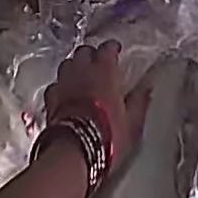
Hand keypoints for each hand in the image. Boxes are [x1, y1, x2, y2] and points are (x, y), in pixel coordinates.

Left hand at [42, 41, 149, 163]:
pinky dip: (62, 85)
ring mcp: (64, 82)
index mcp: (104, 72)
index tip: (116, 50)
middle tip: (98, 63)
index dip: (112, 47)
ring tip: (81, 75)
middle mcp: (81, 71)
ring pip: (67, 64)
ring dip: (75, 67)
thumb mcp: (132, 121)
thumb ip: (139, 101)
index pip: (107, 49)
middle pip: (84, 52)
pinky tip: (65, 93)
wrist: (75, 149)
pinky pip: (56, 84)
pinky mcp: (51, 97)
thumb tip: (146, 88)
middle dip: (91, 54)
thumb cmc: (107, 134)